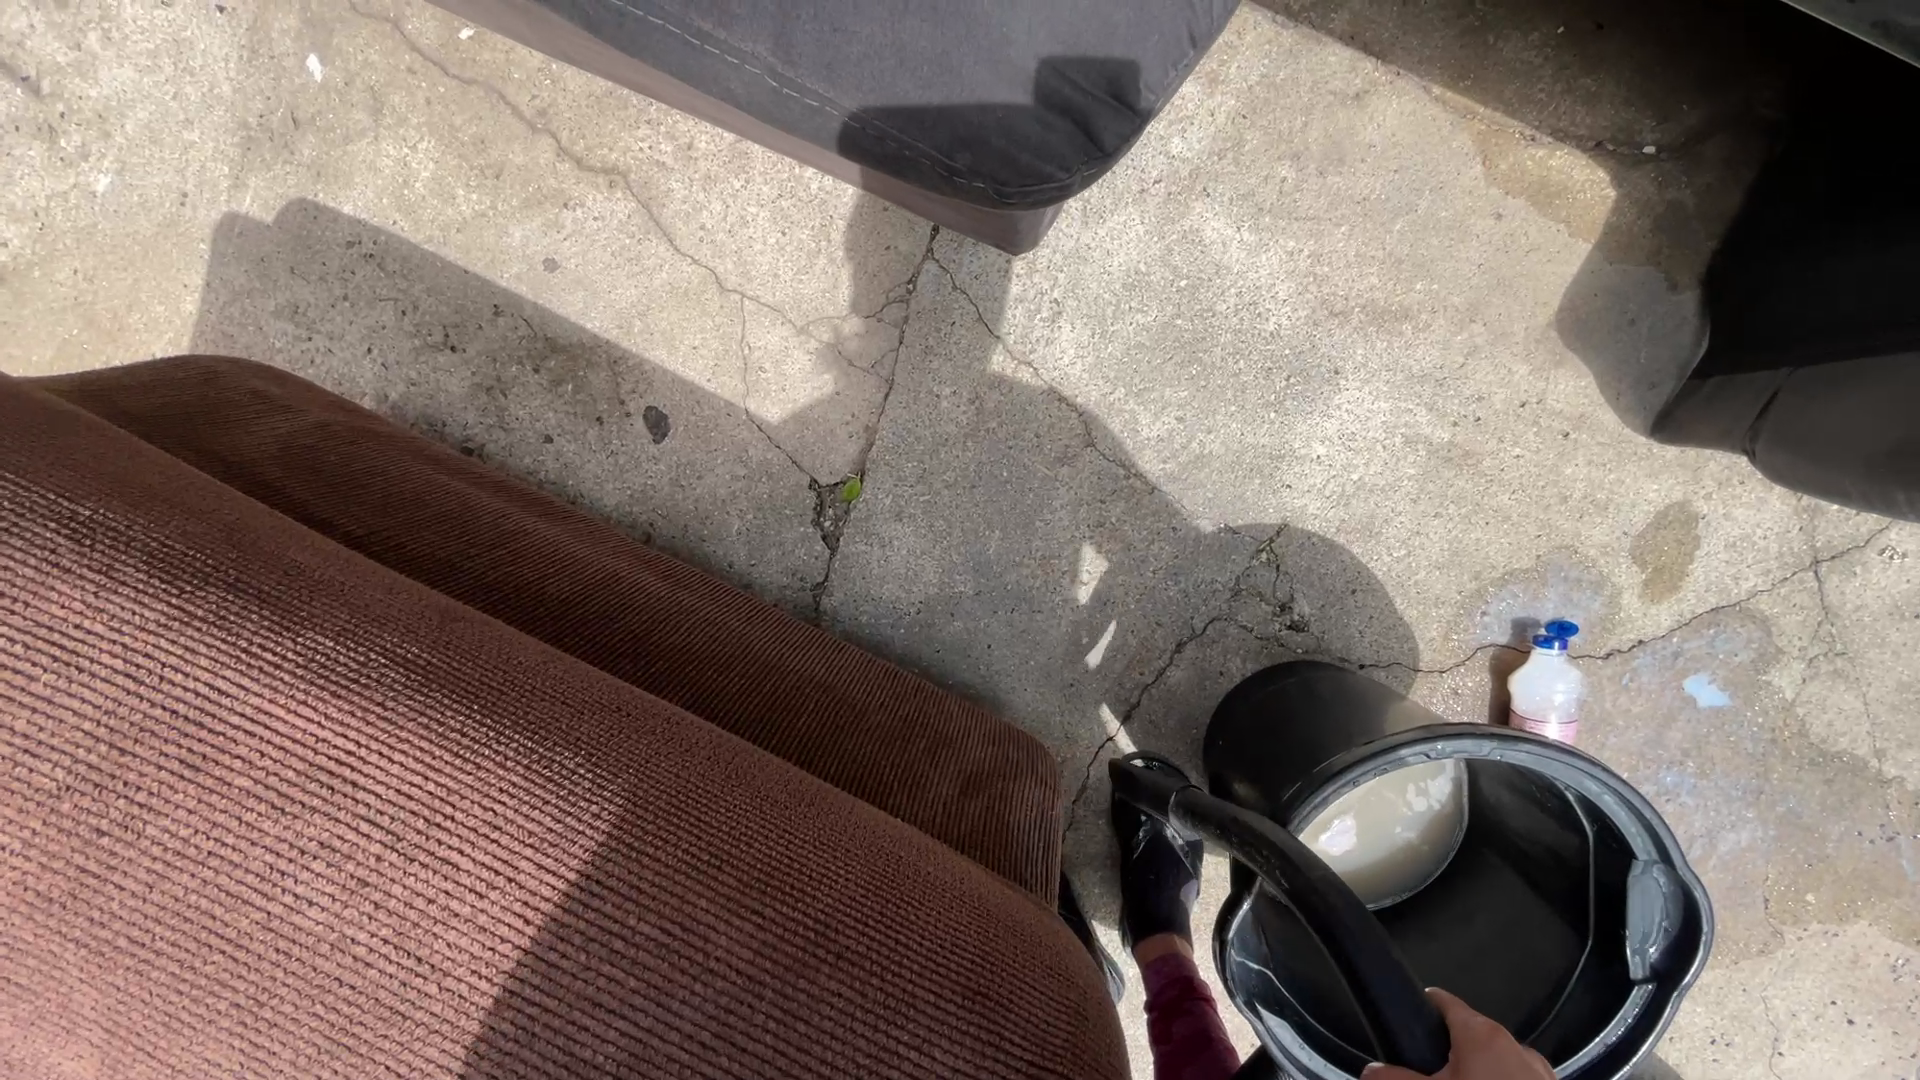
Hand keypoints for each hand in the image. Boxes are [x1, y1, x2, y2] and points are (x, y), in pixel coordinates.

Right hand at [1362, 988, 1554, 1078]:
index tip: (1405, 1028)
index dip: (1418, 1010)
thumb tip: (1369, 1072)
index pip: (1440, 999)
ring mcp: (1541, 1074)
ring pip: (1495, 1063)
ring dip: (1477, 1076)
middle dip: (1446, 1055)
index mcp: (1481, 1033)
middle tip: (1432, 1078)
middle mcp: (1515, 1045)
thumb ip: (1395, 1079)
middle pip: (1466, 1035)